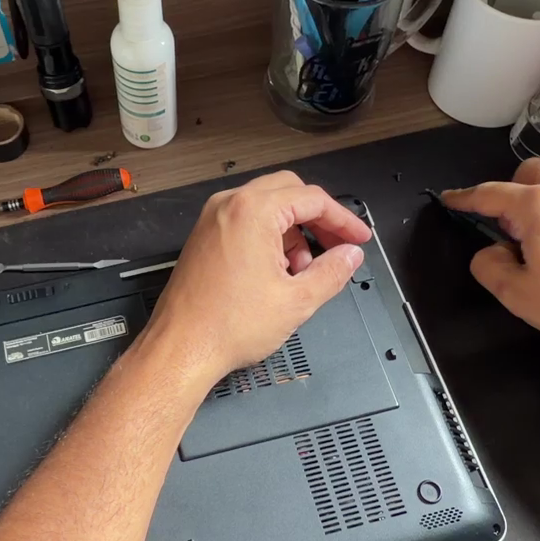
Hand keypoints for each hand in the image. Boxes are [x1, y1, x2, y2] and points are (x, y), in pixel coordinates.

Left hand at [146, 172, 372, 384]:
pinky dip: (269, 238)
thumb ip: (332, 272)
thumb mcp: (297, 301)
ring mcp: (212, 220)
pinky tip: (278, 273)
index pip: (312, 198)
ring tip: (303, 272)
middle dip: (318, 219)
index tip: (358, 237)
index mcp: (252, 211)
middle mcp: (228, 206)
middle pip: (289, 192)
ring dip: (293, 231)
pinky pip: (246, 222)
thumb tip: (349, 256)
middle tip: (338, 245)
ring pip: (267, 208)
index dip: (343, 219)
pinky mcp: (204, 237)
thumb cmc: (225, 326)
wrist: (181, 348)